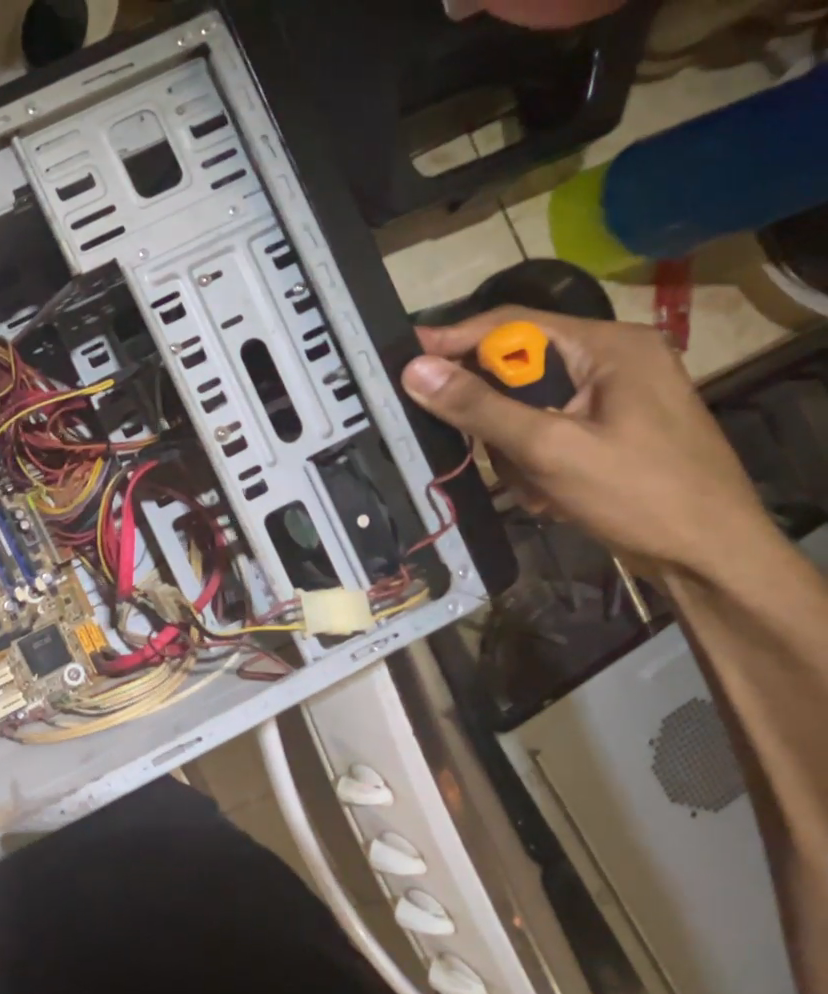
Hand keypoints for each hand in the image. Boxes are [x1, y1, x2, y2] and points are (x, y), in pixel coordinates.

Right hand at [402, 306, 772, 581]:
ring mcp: (614, 393)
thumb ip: (478, 407)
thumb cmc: (638, 493)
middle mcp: (613, 358)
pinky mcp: (609, 424)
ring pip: (523, 403)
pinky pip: (543, 427)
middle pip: (514, 366)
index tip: (398, 365)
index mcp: (609, 346)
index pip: (510, 325)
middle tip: (465, 444)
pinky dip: (530, 458)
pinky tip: (546, 490)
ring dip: (509, 445)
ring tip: (528, 482)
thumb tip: (414, 369)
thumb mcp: (548, 448)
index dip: (450, 341)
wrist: (709, 553)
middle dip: (488, 412)